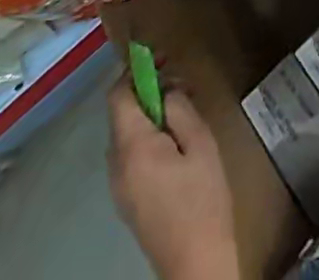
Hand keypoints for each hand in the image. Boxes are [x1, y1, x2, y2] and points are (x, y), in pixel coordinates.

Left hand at [107, 75, 238, 279]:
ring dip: (148, 116)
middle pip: (121, 112)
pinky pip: (129, 155)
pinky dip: (146, 140)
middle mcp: (114, 161)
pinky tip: (174, 147)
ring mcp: (117, 184)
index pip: (118, 93)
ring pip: (126, 133)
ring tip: (182, 115)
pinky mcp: (126, 200)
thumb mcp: (201, 146)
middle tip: (180, 88)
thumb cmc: (203, 203)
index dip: (136, 71)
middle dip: (147, 93)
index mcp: (130, 145)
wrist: (196, 269)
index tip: (162, 60)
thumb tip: (166, 88)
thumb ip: (180, 109)